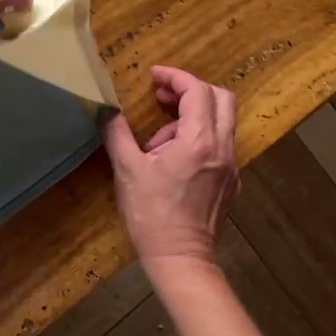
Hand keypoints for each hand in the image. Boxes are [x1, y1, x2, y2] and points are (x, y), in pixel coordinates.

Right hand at [102, 66, 237, 267]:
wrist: (180, 258)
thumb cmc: (151, 212)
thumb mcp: (127, 168)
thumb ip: (117, 132)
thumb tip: (105, 108)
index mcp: (199, 140)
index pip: (197, 90)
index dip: (175, 77)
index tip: (153, 77)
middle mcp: (222, 148)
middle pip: (221, 99)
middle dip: (191, 90)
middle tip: (162, 96)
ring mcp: (230, 166)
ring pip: (222, 122)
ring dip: (192, 117)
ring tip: (159, 140)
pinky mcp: (230, 183)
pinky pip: (219, 146)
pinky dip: (198, 139)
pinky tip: (173, 160)